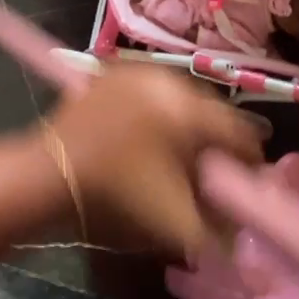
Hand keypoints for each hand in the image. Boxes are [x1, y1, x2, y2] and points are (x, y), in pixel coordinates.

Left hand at [44, 63, 263, 257]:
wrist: (49, 174)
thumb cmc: (116, 196)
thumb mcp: (179, 223)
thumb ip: (223, 227)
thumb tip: (240, 220)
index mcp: (191, 111)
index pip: (243, 135)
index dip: (248, 166)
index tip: (241, 190)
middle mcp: (167, 80)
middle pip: (212, 112)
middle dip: (215, 143)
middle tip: (207, 174)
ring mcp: (134, 71)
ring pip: (180, 99)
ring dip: (185, 125)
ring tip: (176, 157)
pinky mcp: (109, 73)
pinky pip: (148, 91)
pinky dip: (156, 111)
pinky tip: (147, 138)